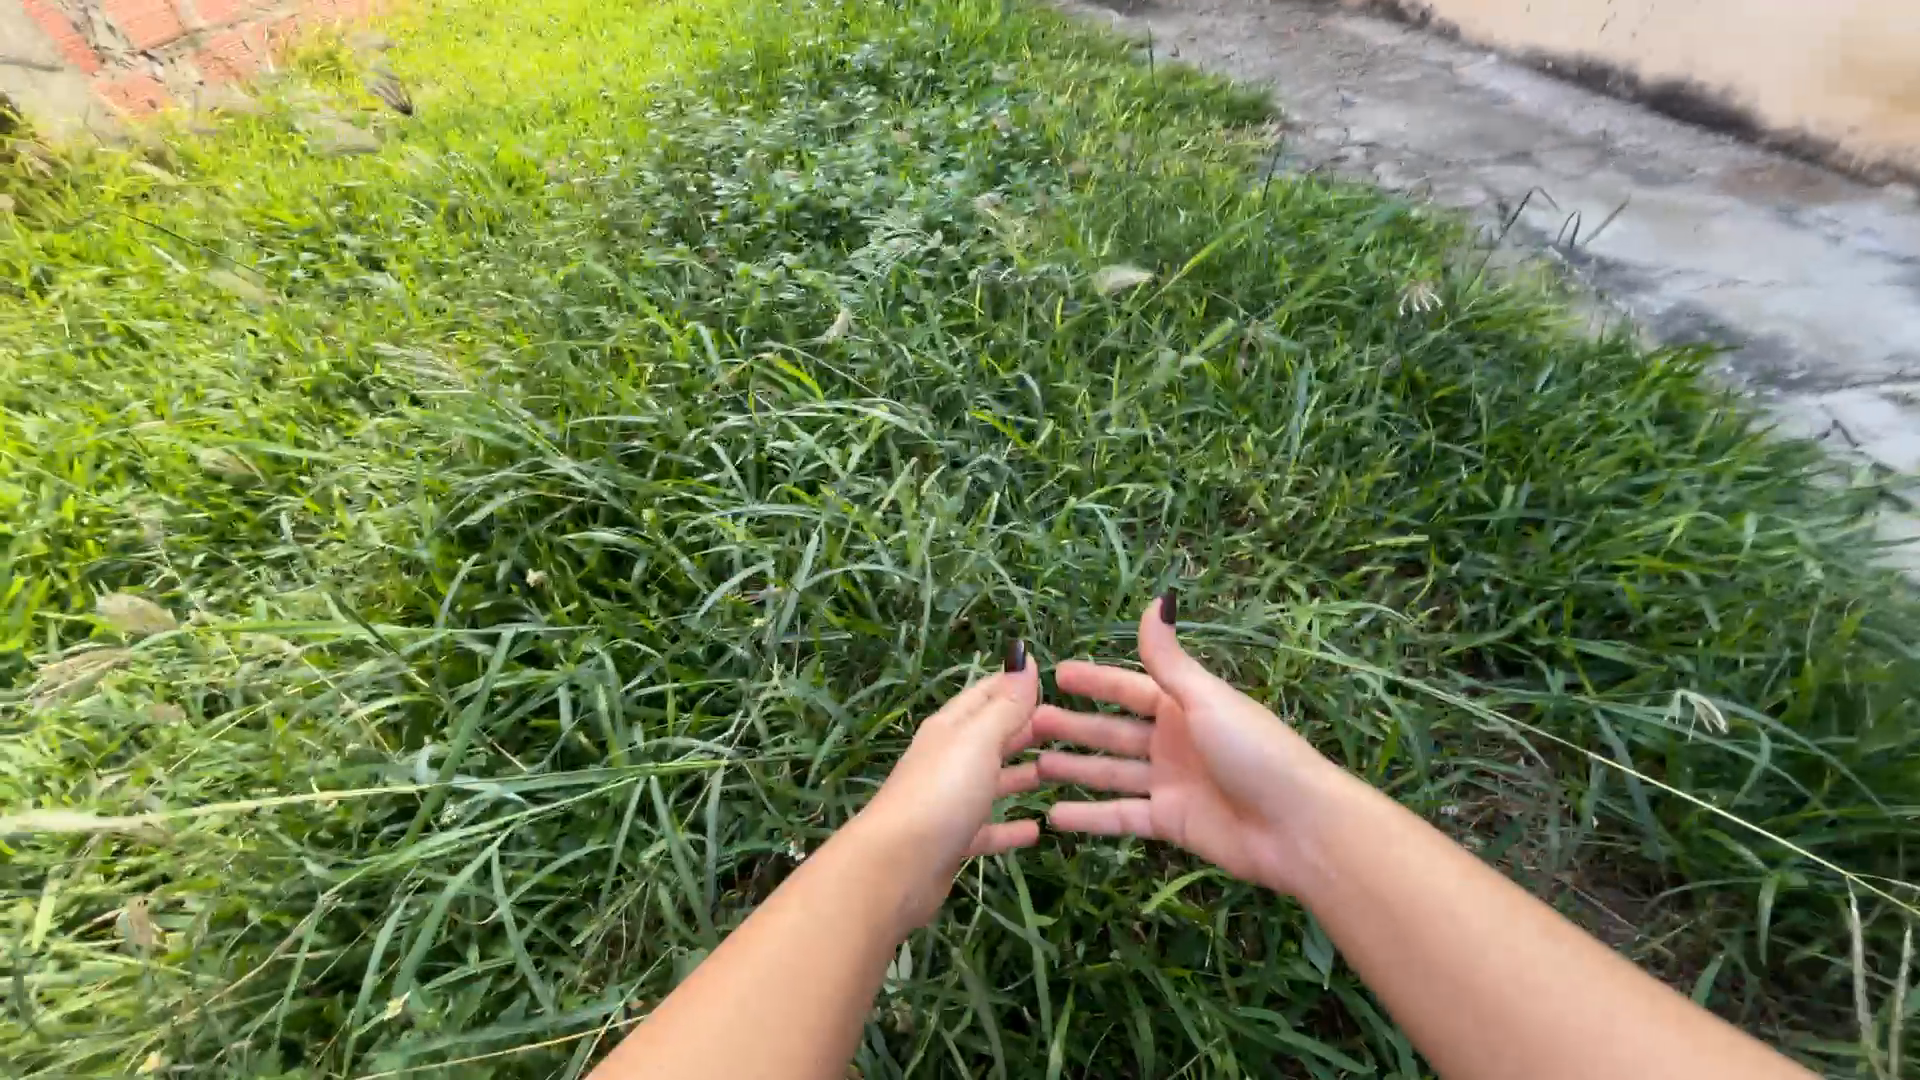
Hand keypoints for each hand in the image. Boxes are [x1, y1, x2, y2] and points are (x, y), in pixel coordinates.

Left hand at [855, 642, 1041, 922]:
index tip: (1054, 683)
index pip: (987, 694)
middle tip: (1070, 728)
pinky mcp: (954, 841)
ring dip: (1023, 774)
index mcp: (952, 727)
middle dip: (1027, 728)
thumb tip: (1022, 654)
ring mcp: (951, 801)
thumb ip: (1004, 704)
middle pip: (992, 736)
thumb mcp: (978, 739)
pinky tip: (1037, 830)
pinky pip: (989, 828)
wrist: (895, 866)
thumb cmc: (941, 791)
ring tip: (1060, 771)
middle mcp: (949, 758)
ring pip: (992, 780)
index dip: (1017, 685)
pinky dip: (1011, 827)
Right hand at [1034, 592, 1343, 893]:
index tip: (1056, 674)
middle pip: (1112, 732)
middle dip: (1073, 727)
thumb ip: (1169, 658)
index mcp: (1183, 707)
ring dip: (1074, 769)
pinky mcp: (1171, 823)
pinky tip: (1056, 815)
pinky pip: (1122, 816)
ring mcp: (1170, 784)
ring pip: (1110, 773)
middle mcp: (1172, 742)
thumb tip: (1157, 598)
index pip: (1128, 688)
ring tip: (1033, 766)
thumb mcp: (1206, 698)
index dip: (1094, 681)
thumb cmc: (1254, 750)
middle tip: (1030, 723)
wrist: (1300, 827)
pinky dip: (1091, 817)